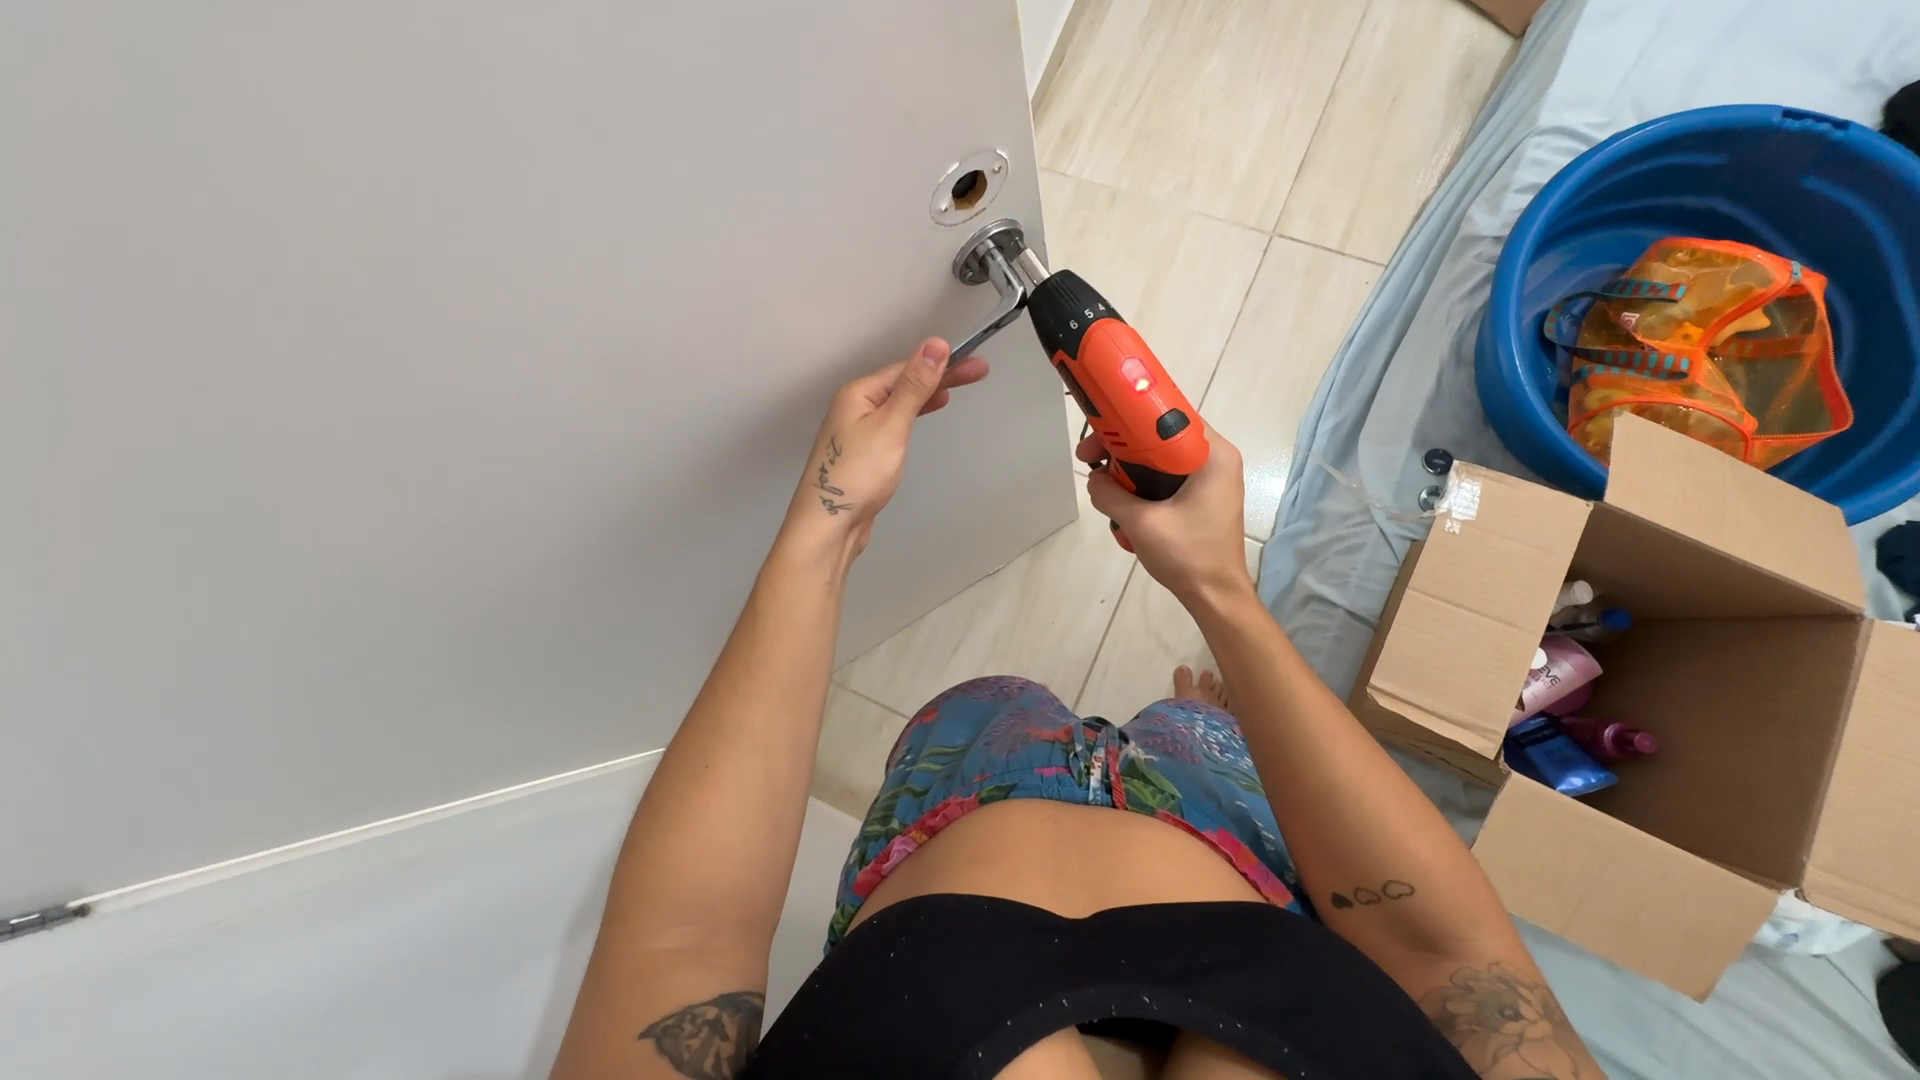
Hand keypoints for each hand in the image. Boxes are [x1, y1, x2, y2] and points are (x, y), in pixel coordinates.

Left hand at [781, 338, 988, 562]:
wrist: (829, 526)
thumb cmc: (855, 476)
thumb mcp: (891, 426)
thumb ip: (914, 387)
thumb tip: (933, 346)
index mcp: (857, 394)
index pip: (906, 369)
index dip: (941, 364)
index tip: (974, 363)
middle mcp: (854, 407)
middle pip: (903, 384)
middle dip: (939, 377)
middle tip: (977, 372)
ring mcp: (857, 431)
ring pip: (898, 403)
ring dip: (926, 394)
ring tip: (955, 388)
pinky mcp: (864, 453)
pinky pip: (893, 423)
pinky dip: (913, 415)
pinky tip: (923, 415)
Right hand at [1079, 425, 1253, 608]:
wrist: (1216, 597)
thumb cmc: (1188, 556)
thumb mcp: (1142, 523)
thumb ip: (1111, 495)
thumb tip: (1094, 480)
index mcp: (1213, 455)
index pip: (1166, 417)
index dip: (1128, 422)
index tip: (1099, 435)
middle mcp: (1216, 459)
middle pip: (1160, 438)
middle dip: (1122, 449)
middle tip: (1090, 461)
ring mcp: (1210, 479)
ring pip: (1159, 460)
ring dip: (1128, 472)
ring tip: (1104, 490)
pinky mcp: (1202, 497)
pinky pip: (1166, 480)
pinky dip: (1142, 488)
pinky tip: (1125, 508)